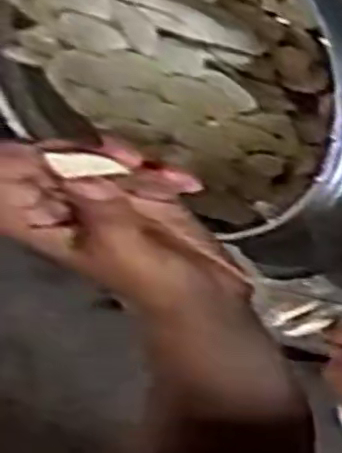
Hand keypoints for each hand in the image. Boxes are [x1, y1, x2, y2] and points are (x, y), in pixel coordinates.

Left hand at [0, 140, 244, 313]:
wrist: (210, 300)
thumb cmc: (158, 286)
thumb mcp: (123, 252)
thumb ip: (101, 211)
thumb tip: (79, 174)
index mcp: (32, 214)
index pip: (6, 170)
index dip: (30, 160)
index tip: (64, 162)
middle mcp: (59, 197)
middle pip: (53, 156)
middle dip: (86, 153)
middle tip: (123, 158)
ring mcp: (103, 194)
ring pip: (98, 157)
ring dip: (129, 159)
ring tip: (156, 169)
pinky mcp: (143, 194)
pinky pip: (144, 171)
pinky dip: (165, 173)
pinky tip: (186, 182)